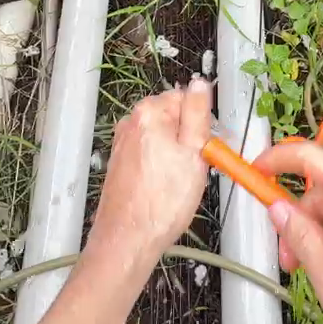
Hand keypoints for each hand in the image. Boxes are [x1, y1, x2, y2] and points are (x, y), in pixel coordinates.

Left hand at [88, 79, 212, 260]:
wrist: (126, 241)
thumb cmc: (164, 200)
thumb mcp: (194, 153)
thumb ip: (197, 113)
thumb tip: (199, 82)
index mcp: (149, 111)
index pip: (186, 98)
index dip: (199, 124)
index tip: (202, 149)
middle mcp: (131, 120)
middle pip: (172, 117)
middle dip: (186, 139)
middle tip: (191, 169)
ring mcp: (122, 141)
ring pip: (161, 137)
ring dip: (173, 154)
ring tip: (177, 184)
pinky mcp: (119, 162)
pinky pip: (148, 153)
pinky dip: (158, 166)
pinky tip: (162, 190)